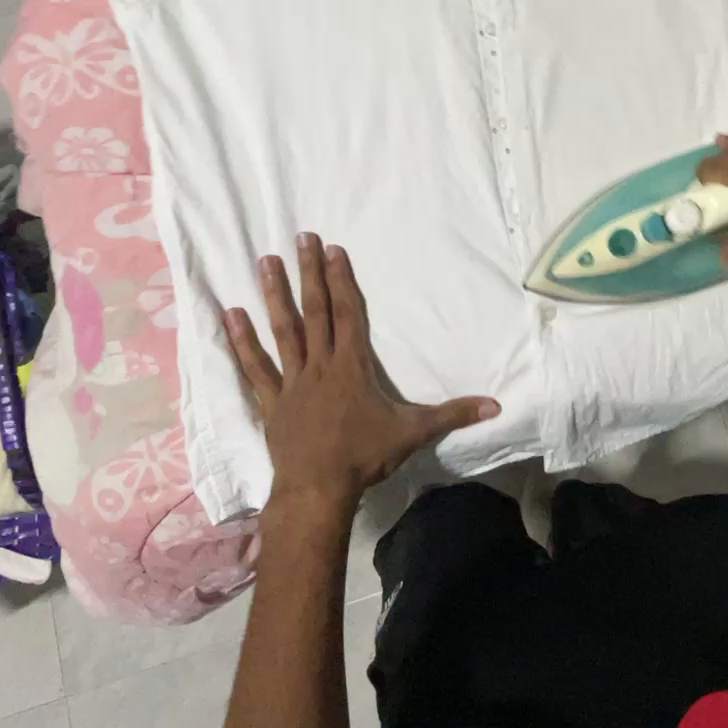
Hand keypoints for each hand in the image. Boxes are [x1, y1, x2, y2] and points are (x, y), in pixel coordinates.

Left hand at [223, 233, 500, 514]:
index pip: (349, 313)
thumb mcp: (414, 432)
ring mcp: (293, 381)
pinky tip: (231, 315)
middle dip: (309, 273)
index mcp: (353, 366)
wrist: (317, 490)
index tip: (333, 249)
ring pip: (283, 330)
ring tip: (266, 261)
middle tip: (301, 238)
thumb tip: (496, 406)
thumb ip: (454, 414)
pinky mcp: (272, 401)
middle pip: (315, 311)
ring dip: (274, 295)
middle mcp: (321, 364)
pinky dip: (243, 342)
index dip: (341, 279)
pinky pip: (255, 367)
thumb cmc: (365, 456)